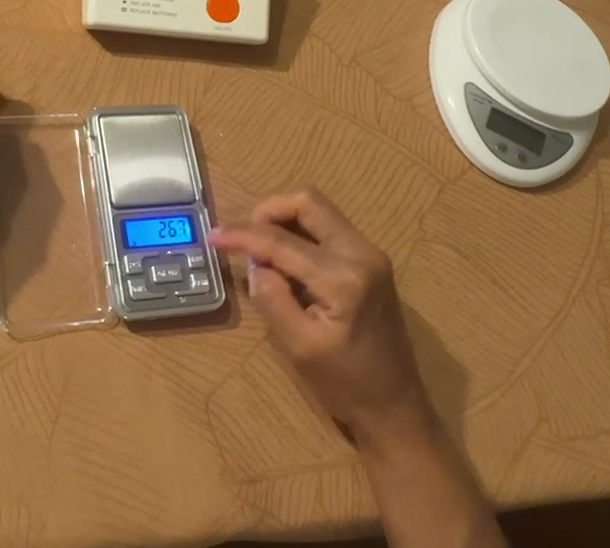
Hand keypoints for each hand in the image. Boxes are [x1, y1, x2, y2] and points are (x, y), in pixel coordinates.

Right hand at [209, 190, 423, 439]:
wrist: (395, 407)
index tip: (214, 236)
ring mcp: (371, 254)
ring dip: (284, 219)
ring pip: (319, 210)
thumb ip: (272, 298)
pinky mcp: (370, 260)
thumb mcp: (299, 347)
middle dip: (268, 210)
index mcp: (344, 279)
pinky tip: (284, 258)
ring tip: (260, 250)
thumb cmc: (346, 384)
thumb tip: (255, 264)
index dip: (244, 235)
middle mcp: (362, 254)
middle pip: (308, 202)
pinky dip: (300, 232)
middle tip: (243, 237)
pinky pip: (329, 227)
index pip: (283, 241)